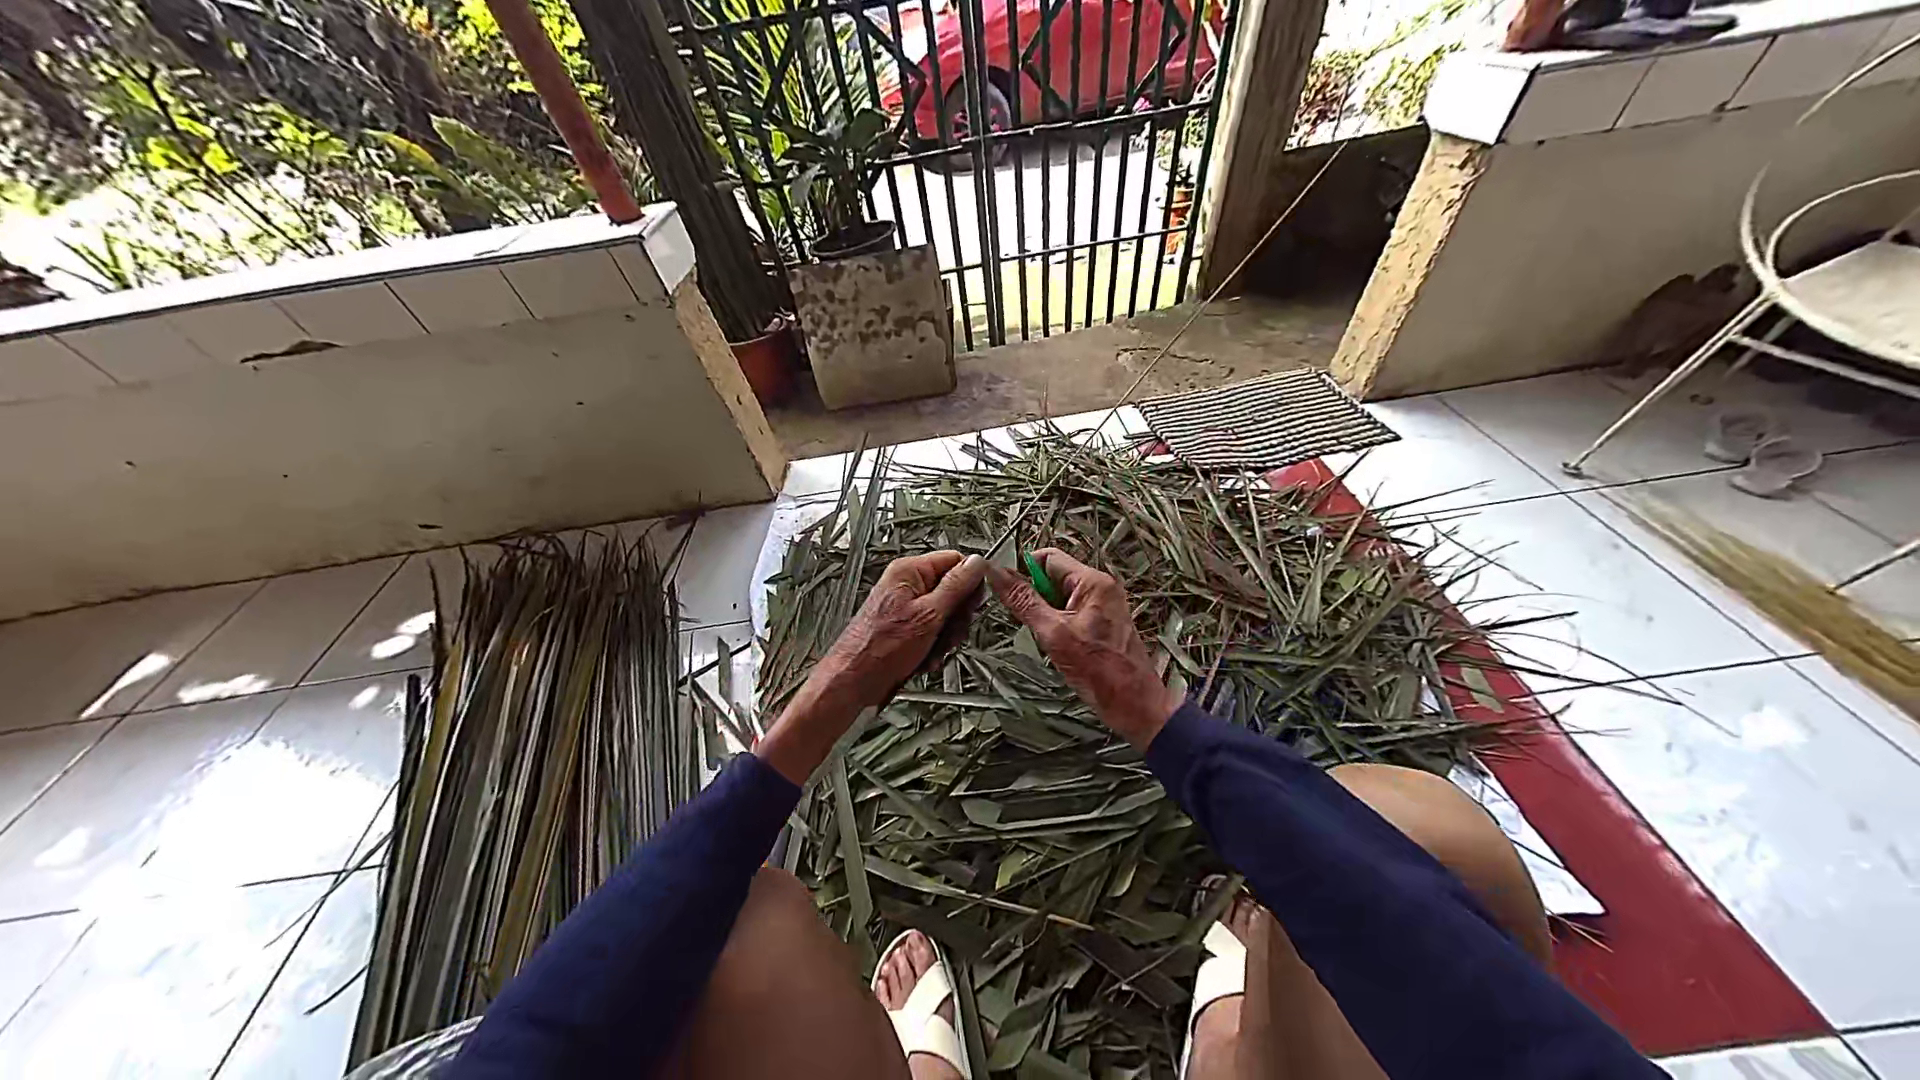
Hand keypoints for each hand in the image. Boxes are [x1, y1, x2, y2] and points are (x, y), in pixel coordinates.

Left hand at [757, 551, 986, 783]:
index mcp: (909, 572)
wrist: (853, 682)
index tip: (972, 605)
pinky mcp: (905, 629)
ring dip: (946, 637)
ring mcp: (906, 608)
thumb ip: (956, 586)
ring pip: (945, 615)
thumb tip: (976, 563)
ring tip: (933, 649)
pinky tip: (924, 658)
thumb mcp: (929, 615)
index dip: (970, 583)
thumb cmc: (878, 650)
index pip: (955, 561)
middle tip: (949, 632)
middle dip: (956, 617)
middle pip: (953, 591)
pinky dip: (933, 648)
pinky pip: (933, 632)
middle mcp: (906, 586)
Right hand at [987, 548, 1181, 748]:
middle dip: (1034, 598)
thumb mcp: (1053, 633)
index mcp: (1094, 582)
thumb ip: (1023, 601)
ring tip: (1050, 639)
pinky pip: (1068, 613)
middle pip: (1052, 577)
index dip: (1023, 570)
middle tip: (1032, 622)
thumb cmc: (1105, 673)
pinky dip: (1056, 626)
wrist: (1133, 706)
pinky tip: (1060, 647)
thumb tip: (999, 575)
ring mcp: (1102, 606)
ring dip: (1045, 615)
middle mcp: (1101, 589)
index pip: (1048, 557)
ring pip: (1058, 598)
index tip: (1007, 588)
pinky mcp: (1100, 623)